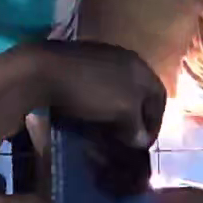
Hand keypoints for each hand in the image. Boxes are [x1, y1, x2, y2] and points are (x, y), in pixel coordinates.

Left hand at [13, 41, 166, 148]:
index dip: (156, 121)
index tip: (146, 142)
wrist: (42, 71)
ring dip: (115, 114)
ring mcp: (98, 61)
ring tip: (108, 134)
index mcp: (138, 66)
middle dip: (135, 119)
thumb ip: (136, 126)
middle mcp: (122, 60)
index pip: (159, 96)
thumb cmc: (90, 90)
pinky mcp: (77, 66)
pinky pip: (96, 90)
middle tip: (128, 140)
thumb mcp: (122, 111)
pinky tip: (89, 119)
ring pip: (116, 92)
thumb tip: (141, 139)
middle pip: (138, 94)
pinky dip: (97, 107)